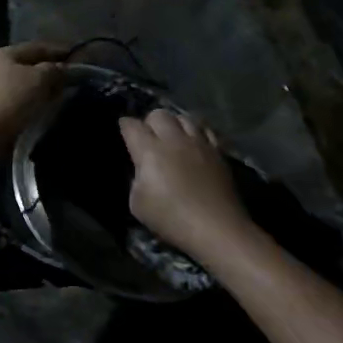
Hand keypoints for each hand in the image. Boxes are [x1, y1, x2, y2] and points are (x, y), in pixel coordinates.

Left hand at [0, 42, 65, 152]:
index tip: (77, 57)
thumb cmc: (9, 101)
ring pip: (19, 85)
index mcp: (2, 53)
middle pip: (26, 66)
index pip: (36, 47)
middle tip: (69, 81)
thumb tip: (61, 69)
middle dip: (48, 72)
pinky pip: (12, 102)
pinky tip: (37, 113)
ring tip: (56, 99)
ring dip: (38, 90)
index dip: (58, 51)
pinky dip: (27, 104)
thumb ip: (53, 70)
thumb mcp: (38, 80)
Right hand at [118, 110, 253, 257]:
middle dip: (149, 122)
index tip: (124, 132)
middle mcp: (174, 140)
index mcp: (149, 151)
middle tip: (148, 137)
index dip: (125, 126)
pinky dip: (196, 131)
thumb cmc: (171, 219)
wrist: (216, 228)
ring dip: (174, 124)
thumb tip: (142, 170)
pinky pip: (205, 129)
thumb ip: (136, 179)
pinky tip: (194, 142)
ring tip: (173, 137)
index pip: (131, 126)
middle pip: (159, 114)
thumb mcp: (137, 204)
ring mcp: (199, 143)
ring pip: (184, 117)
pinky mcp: (218, 151)